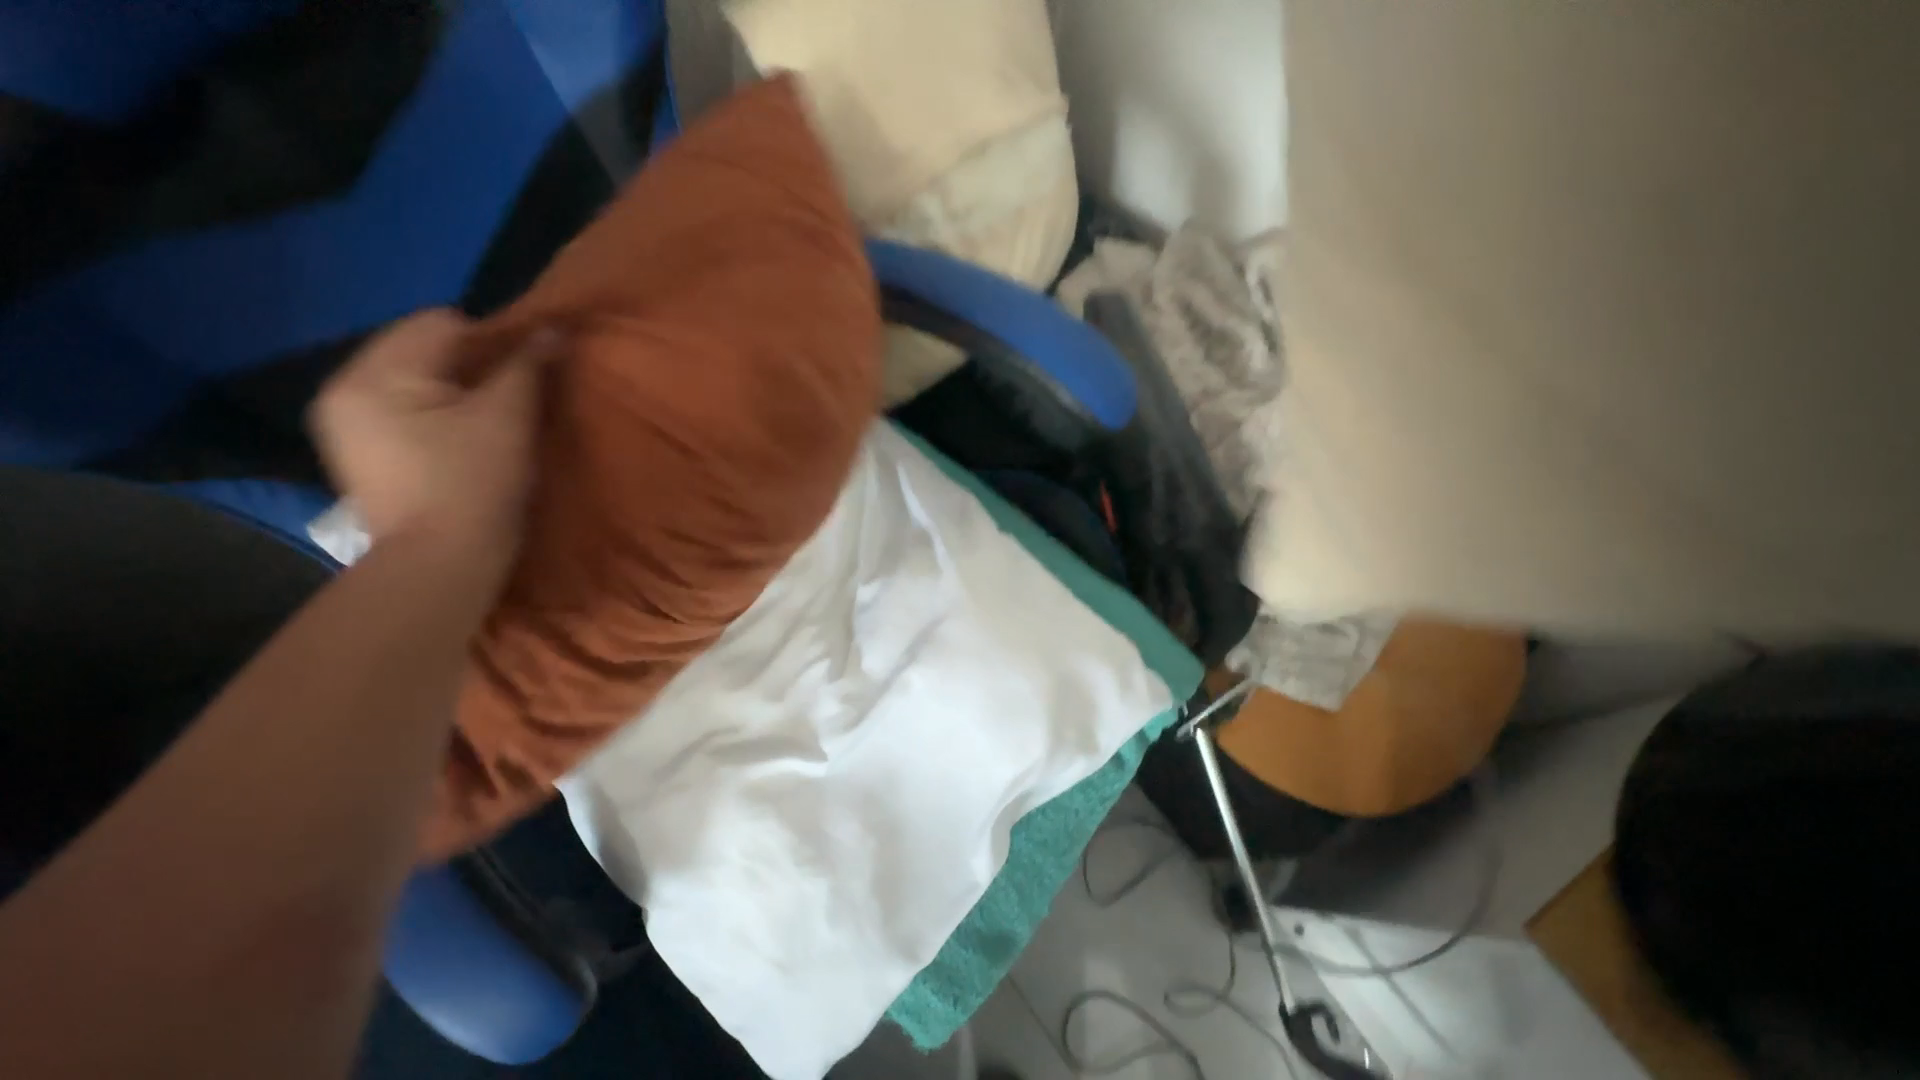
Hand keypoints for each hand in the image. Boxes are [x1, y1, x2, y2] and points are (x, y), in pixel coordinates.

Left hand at [310, 309, 558, 561]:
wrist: (440, 566)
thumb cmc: (473, 486)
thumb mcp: (507, 419)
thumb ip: (526, 366)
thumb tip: (552, 330)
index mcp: (373, 375)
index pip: (440, 323)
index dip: (491, 340)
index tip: (525, 374)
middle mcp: (344, 388)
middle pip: (420, 348)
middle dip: (468, 366)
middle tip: (509, 398)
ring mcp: (343, 423)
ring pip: (411, 379)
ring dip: (452, 389)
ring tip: (485, 421)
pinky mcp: (357, 452)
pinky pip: (400, 409)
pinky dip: (433, 413)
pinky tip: (458, 442)